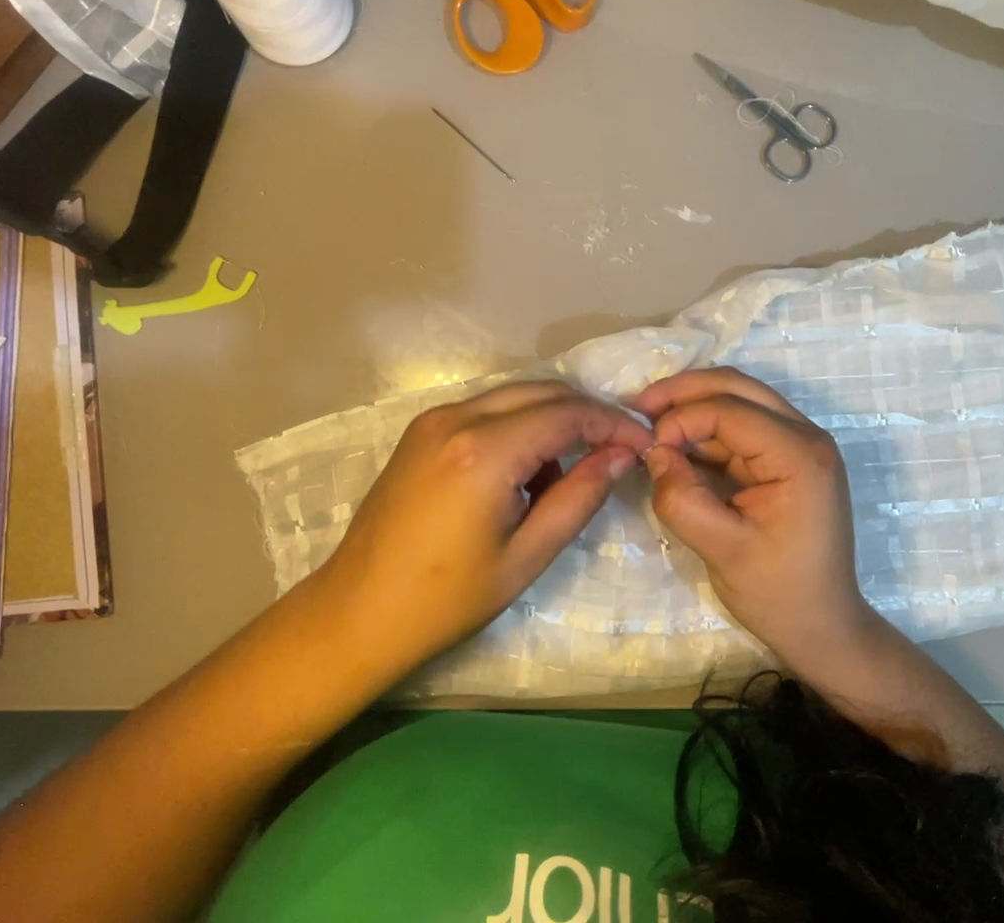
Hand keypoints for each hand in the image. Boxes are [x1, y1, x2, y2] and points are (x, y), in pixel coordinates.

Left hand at [319, 380, 652, 666]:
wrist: (359, 612)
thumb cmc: (447, 598)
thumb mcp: (527, 554)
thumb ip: (579, 496)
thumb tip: (621, 455)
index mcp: (484, 451)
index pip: (567, 414)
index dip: (613, 425)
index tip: (645, 444)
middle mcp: (456, 418)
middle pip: (543, 391)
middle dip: (587, 415)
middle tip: (618, 452)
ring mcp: (432, 420)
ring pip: (514, 396)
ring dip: (552, 420)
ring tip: (569, 474)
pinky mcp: (420, 431)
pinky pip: (485, 410)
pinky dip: (518, 426)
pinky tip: (525, 472)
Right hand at [629, 368, 877, 667]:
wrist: (823, 627)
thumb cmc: (779, 593)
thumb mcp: (722, 550)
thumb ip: (682, 499)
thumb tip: (653, 452)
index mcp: (801, 455)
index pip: (730, 410)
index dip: (681, 419)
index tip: (646, 448)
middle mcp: (807, 437)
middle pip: (738, 388)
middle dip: (685, 392)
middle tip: (638, 407)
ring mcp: (800, 446)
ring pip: (740, 401)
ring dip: (694, 408)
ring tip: (650, 424)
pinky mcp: (787, 460)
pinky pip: (742, 428)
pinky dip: (706, 431)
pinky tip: (675, 444)